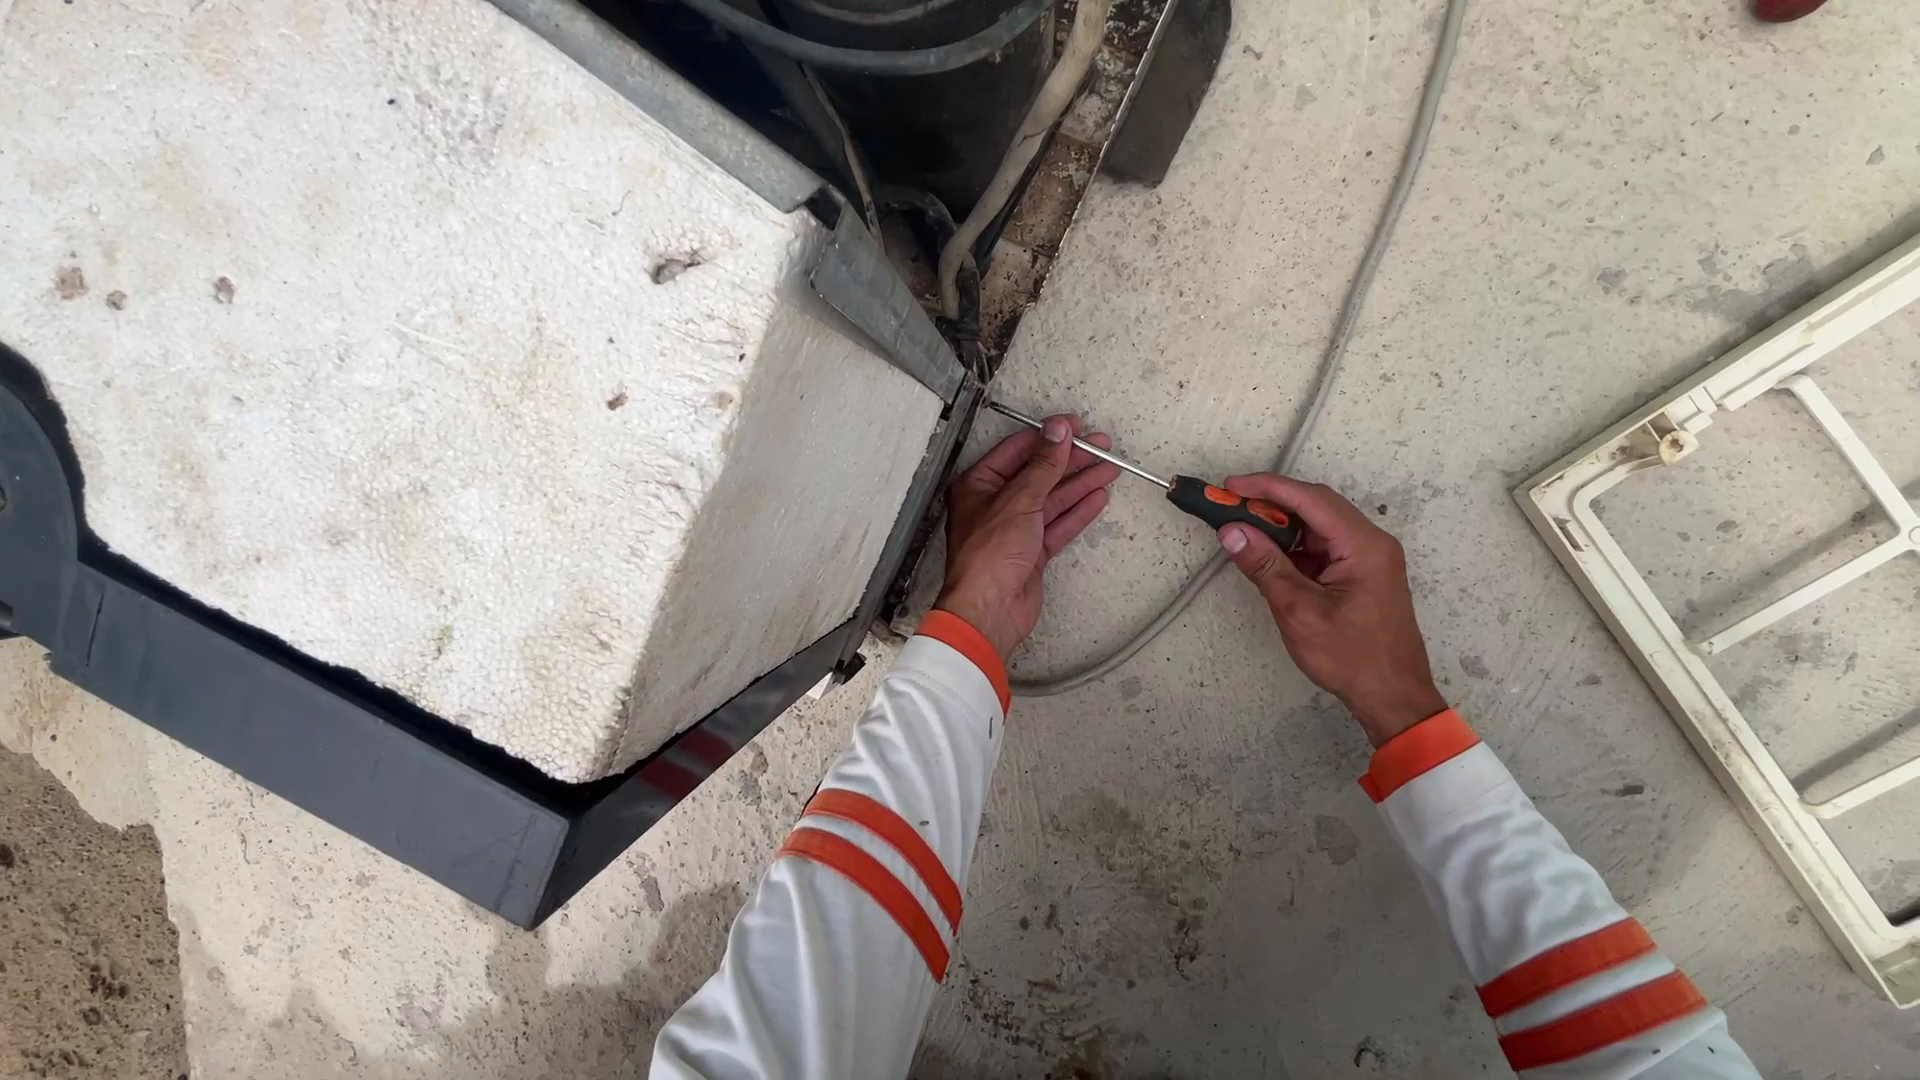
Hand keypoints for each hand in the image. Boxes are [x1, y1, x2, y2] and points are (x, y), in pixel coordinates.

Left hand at [936, 415, 1122, 657]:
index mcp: (978, 485)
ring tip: (1109, 468)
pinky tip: (1096, 496)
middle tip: (1101, 446)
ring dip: (1080, 483)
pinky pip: (1058, 524)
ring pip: (1053, 498)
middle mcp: (994, 504)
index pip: (1018, 450)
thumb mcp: (1018, 500)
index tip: (1076, 426)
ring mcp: (1014, 529)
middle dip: (1071, 459)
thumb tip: (1057, 432)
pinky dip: (1078, 511)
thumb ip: (1042, 465)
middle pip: (1039, 473)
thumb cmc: (986, 559)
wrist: (989, 609)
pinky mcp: (1031, 551)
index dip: (1049, 436)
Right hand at [1215, 475, 1446, 746]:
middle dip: (1270, 502)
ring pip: (1317, 525)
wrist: (1393, 697)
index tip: (1230, 486)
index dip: (1267, 488)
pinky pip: (1321, 546)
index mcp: (1363, 545)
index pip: (1310, 499)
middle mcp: (1370, 543)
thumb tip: (1231, 532)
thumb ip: (1264, 566)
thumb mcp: (1298, 611)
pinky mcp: (1359, 574)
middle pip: (1315, 505)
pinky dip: (1291, 545)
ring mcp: (1366, 558)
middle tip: (1229, 505)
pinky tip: (1266, 553)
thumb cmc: (1350, 657)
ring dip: (1279, 524)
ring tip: (1241, 528)